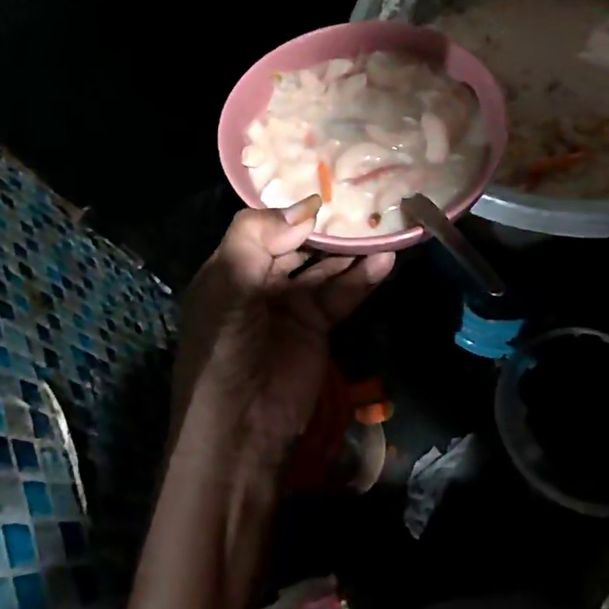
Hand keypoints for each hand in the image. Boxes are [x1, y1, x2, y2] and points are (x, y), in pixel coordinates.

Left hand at [171, 196, 394, 462]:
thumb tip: (305, 206)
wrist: (239, 424)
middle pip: (295, 244)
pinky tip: (385, 259)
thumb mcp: (228, 285)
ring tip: (381, 221)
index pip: (261, 227)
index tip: (323, 184)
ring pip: (323, 267)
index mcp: (229, 267)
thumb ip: (257, 238)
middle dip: (323, 225)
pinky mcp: (316, 327)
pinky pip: (341, 295)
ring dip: (349, 249)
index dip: (288, 209)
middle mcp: (258, 281)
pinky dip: (362, 278)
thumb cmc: (223, 347)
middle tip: (361, 195)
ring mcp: (288, 305)